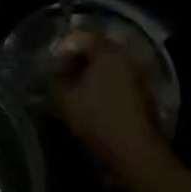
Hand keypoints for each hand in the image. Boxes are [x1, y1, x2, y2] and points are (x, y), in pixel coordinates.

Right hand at [49, 31, 169, 172]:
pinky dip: (101, 86)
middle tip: (57, 78)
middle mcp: (126, 57)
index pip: (79, 37)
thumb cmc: (98, 119)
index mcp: (108, 51)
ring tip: (71, 92)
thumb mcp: (65, 98)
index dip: (60, 50)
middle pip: (94, 50)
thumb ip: (52, 80)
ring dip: (87, 75)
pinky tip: (89, 103)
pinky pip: (116, 81)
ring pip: (106, 67)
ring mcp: (138, 76)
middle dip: (73, 62)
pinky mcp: (143, 95)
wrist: (137, 154)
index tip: (48, 68)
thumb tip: (46, 72)